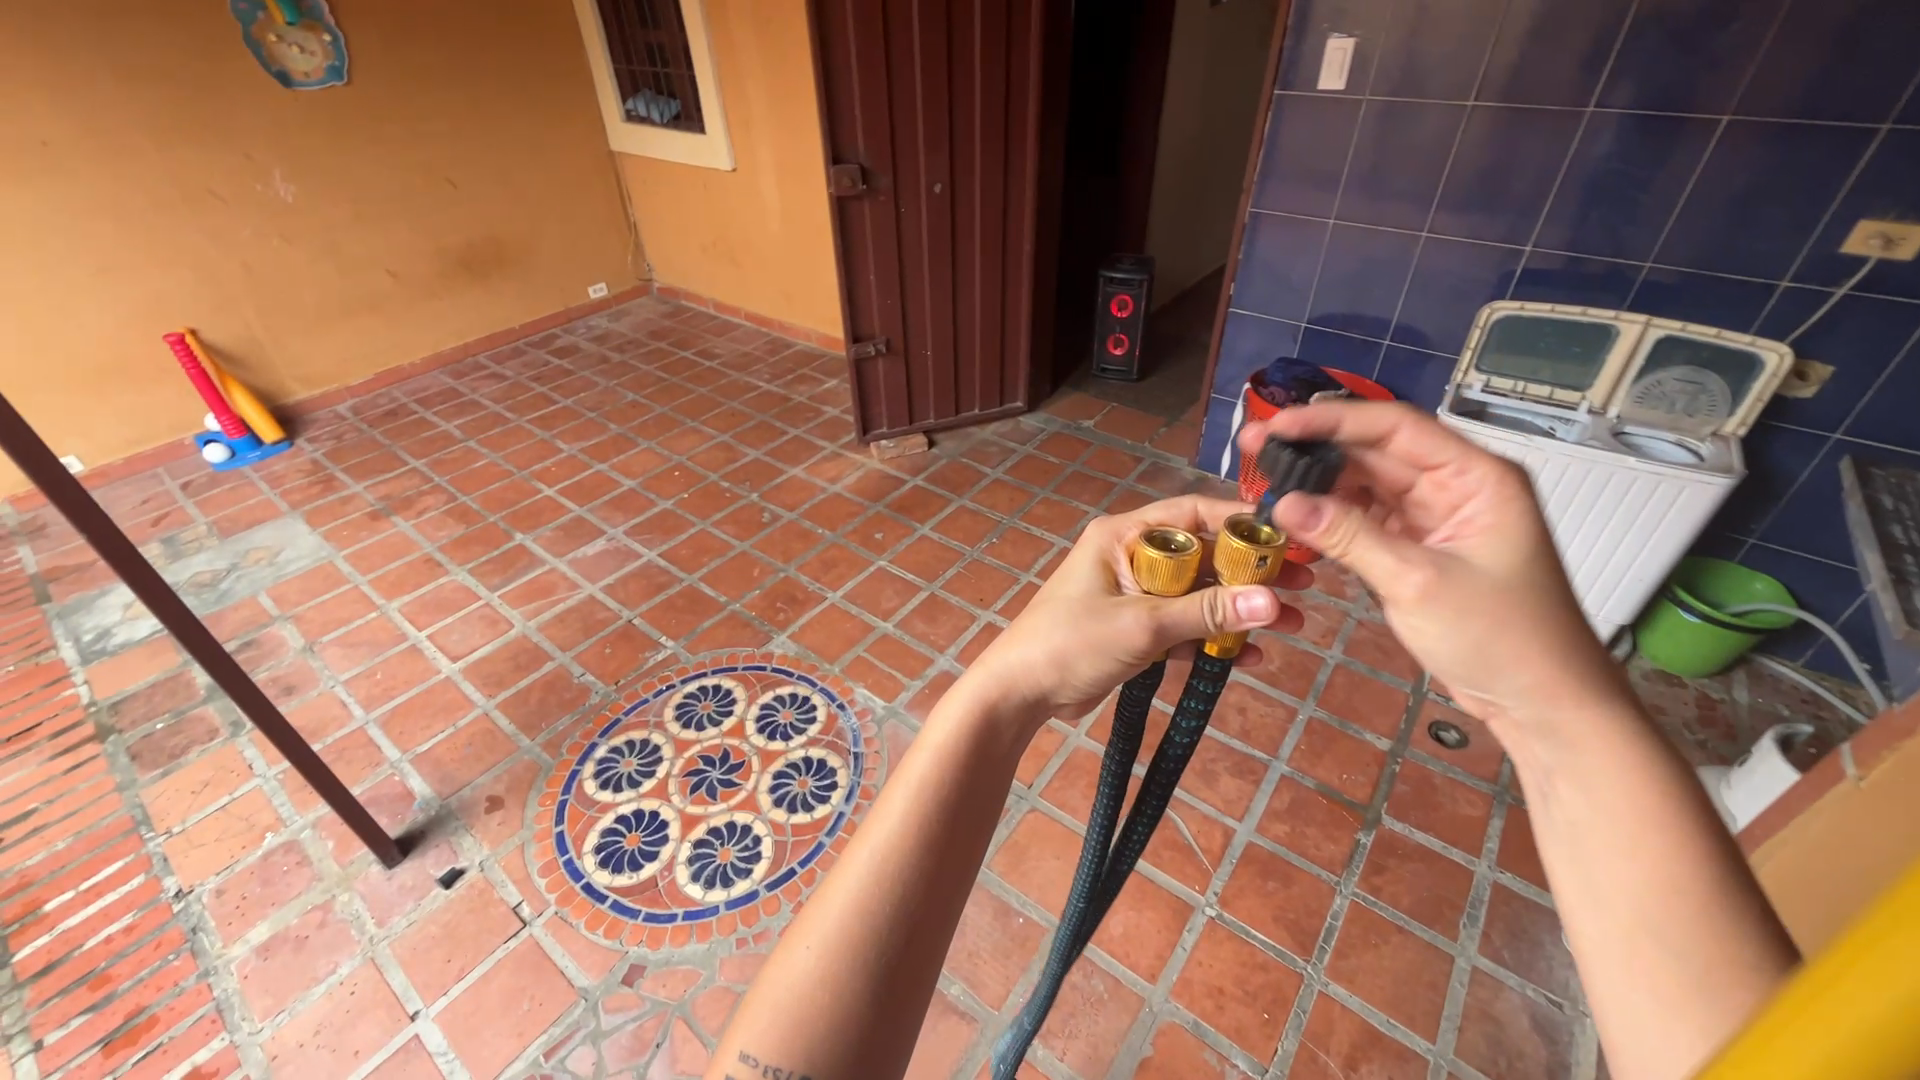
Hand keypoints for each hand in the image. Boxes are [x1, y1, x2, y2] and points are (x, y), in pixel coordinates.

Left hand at [961, 494, 1311, 725]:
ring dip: (1238, 610)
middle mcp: (1131, 557)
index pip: (1192, 513)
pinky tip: (1251, 657)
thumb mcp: (1142, 625)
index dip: (1241, 522)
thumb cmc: (1071, 643)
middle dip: (1251, 573)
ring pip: (1197, 594)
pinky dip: (1212, 639)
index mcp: (1123, 536)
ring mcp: (1134, 595)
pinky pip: (1183, 626)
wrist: (1021, 692)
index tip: (1289, 537)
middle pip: (1203, 556)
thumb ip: (1206, 614)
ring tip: (1293, 625)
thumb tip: (1273, 603)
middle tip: (1305, 586)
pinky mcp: (1135, 629)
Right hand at [1237, 401, 1628, 728]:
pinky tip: (1291, 514)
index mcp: (1474, 476)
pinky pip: (1365, 517)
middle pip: (1374, 451)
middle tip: (1250, 449)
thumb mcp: (1416, 582)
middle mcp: (1454, 485)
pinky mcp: (1417, 545)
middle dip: (1313, 448)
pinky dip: (1329, 516)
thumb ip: (1348, 536)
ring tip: (1261, 480)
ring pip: (1364, 483)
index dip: (1330, 420)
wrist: (1539, 701)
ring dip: (1315, 482)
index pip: (1394, 427)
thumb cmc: (1497, 637)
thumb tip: (1282, 502)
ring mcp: (1434, 516)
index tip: (1273, 425)